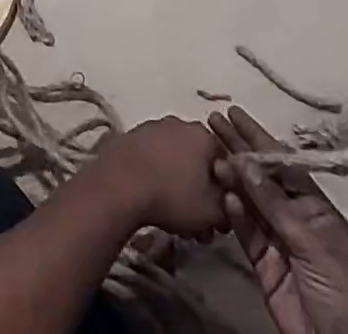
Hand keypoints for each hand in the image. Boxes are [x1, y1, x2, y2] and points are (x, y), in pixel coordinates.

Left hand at [100, 116, 228, 238]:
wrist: (120, 184)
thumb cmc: (173, 196)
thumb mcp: (212, 212)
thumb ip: (227, 209)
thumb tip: (226, 208)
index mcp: (203, 136)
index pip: (224, 164)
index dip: (223, 194)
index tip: (216, 218)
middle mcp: (179, 124)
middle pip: (197, 162)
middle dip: (198, 192)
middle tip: (194, 223)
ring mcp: (152, 127)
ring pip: (173, 160)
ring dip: (176, 185)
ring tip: (170, 216)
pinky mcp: (130, 136)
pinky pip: (151, 158)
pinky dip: (155, 175)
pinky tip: (150, 198)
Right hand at [210, 108, 347, 333]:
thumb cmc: (343, 291)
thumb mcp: (311, 243)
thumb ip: (274, 203)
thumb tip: (245, 161)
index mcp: (315, 207)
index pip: (281, 164)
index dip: (258, 138)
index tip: (234, 114)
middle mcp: (294, 218)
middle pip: (261, 178)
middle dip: (238, 150)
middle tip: (212, 123)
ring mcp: (277, 241)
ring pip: (249, 202)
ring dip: (232, 180)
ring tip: (212, 159)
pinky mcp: (263, 265)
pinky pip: (245, 232)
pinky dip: (234, 214)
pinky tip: (224, 197)